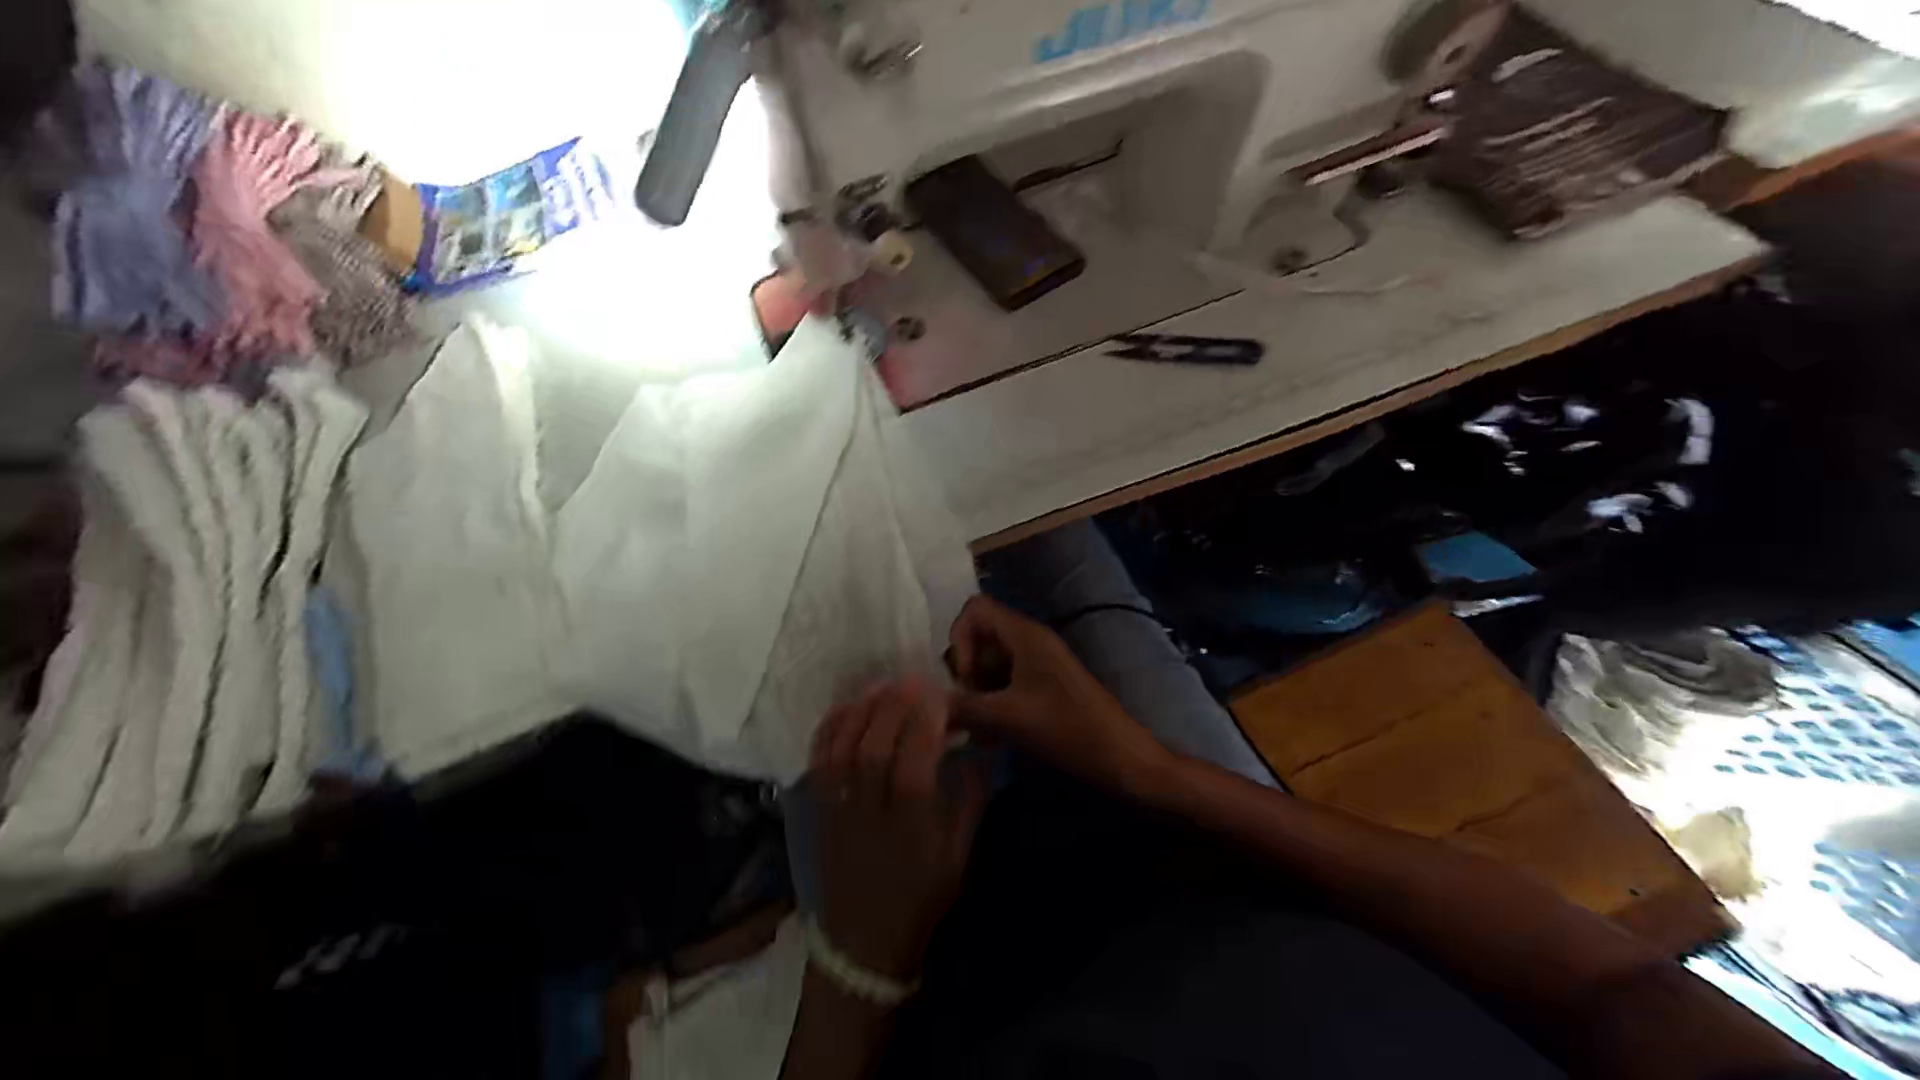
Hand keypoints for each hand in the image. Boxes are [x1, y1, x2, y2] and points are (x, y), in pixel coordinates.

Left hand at [809, 677, 983, 978]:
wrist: (865, 940)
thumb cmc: (921, 896)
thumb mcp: (959, 855)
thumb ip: (970, 799)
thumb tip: (983, 748)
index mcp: (909, 829)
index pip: (913, 766)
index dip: (924, 726)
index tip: (938, 696)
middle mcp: (869, 814)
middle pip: (872, 751)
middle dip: (892, 708)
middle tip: (911, 678)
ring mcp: (838, 810)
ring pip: (842, 752)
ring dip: (860, 712)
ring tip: (882, 685)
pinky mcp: (819, 810)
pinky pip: (818, 764)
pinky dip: (829, 730)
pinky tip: (846, 708)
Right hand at [946, 594, 1177, 798]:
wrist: (1121, 757)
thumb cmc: (1068, 729)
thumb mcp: (1010, 717)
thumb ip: (964, 707)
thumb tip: (926, 704)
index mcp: (1025, 635)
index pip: (975, 610)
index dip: (959, 639)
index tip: (964, 679)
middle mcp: (1029, 641)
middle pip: (979, 639)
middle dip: (965, 672)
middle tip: (966, 709)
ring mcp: (1037, 664)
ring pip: (989, 664)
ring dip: (977, 694)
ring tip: (977, 731)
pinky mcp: (1042, 686)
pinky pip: (1004, 683)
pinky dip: (992, 704)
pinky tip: (991, 736)